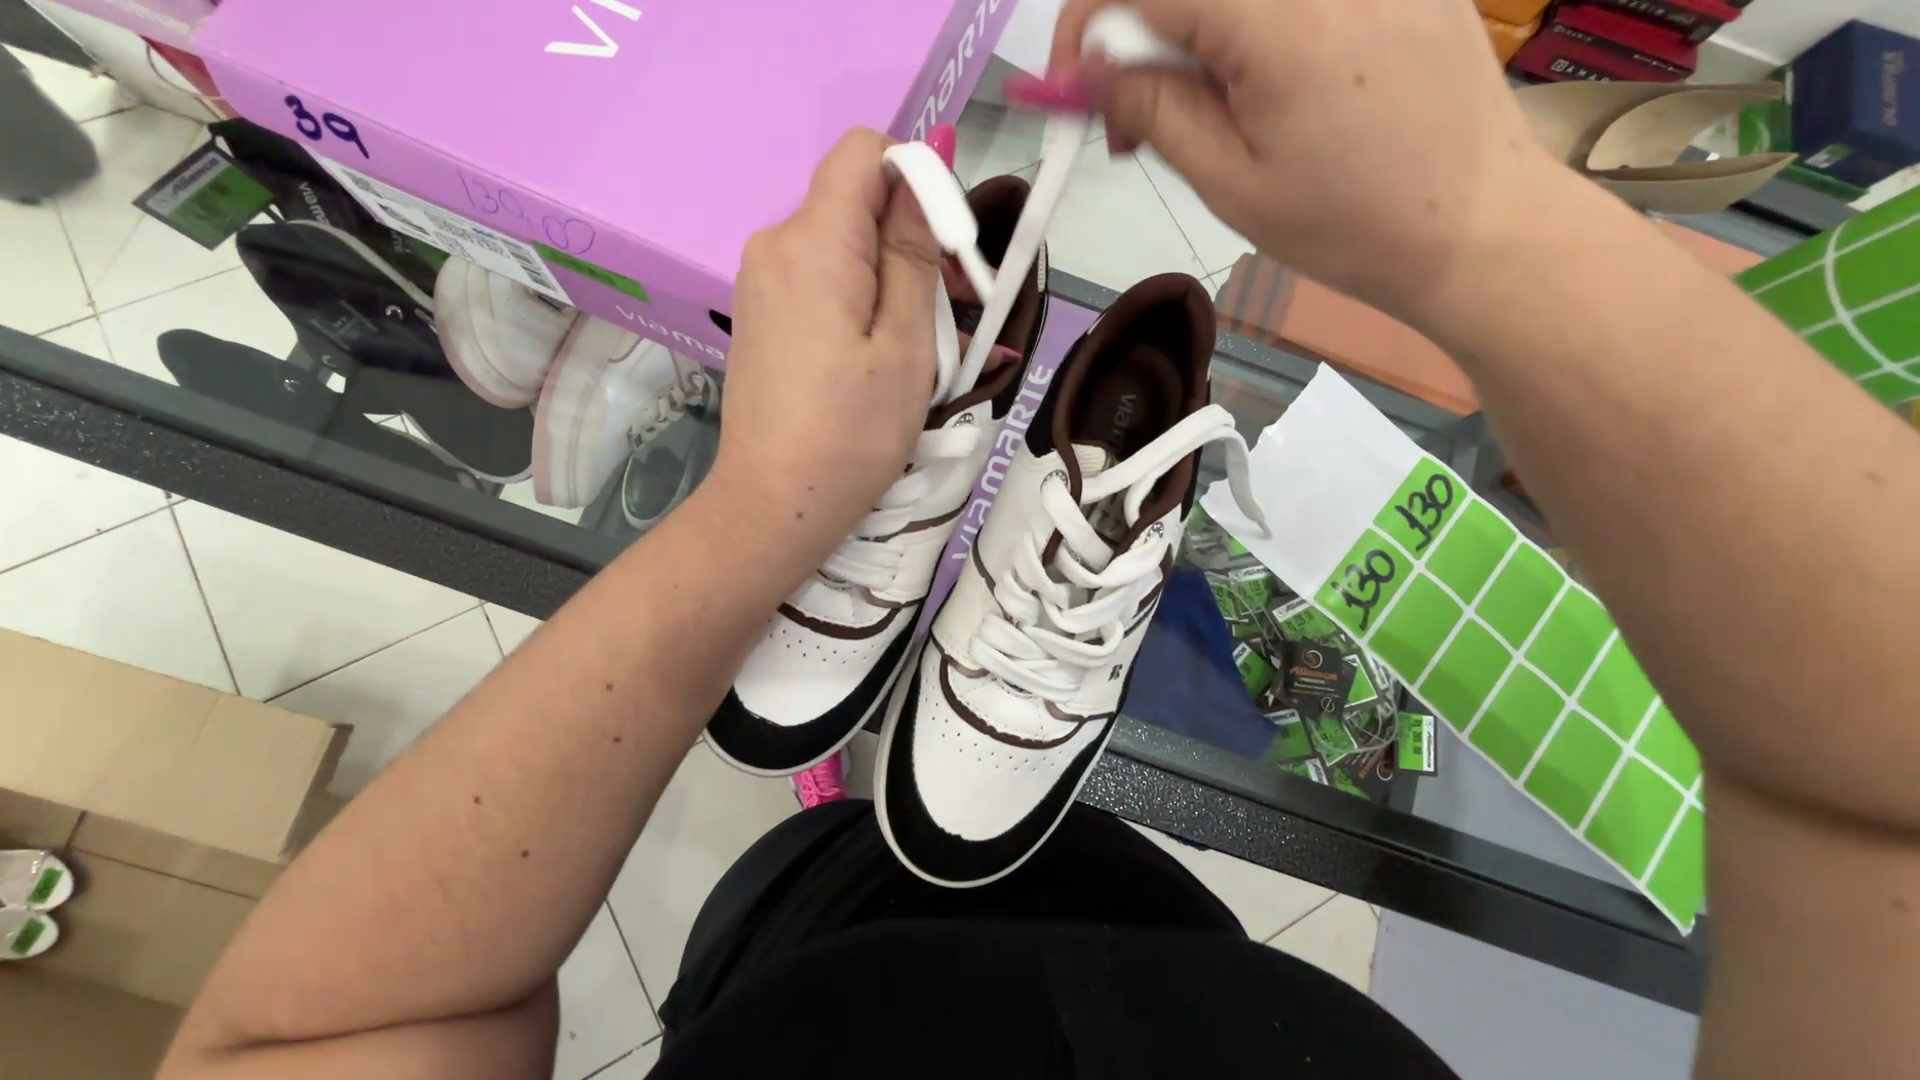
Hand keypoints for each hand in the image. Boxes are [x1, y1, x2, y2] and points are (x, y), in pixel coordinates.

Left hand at [704, 128, 944, 575]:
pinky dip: (859, 299)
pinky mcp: (760, 315)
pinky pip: (820, 280)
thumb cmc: (853, 432)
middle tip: (959, 312)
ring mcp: (760, 281)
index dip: (917, 179)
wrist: (775, 505)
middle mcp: (774, 244)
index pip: (864, 151)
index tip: (948, 246)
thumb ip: (914, 250)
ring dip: (891, 277)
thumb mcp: (906, 344)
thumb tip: (925, 164)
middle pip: (855, 202)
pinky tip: (882, 353)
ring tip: (928, 345)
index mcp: (812, 241)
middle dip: (912, 239)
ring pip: (841, 245)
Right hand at [1050, 0, 1561, 320]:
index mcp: (1278, 13)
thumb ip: (1152, 108)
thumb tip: (1087, 67)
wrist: (1475, 224)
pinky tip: (1256, 79)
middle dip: (1135, 31)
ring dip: (1188, 29)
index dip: (1085, 28)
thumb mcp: (1229, 182)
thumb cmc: (1345, 224)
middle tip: (1133, 111)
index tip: (1069, 90)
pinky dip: (1244, 23)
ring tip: (1196, 105)